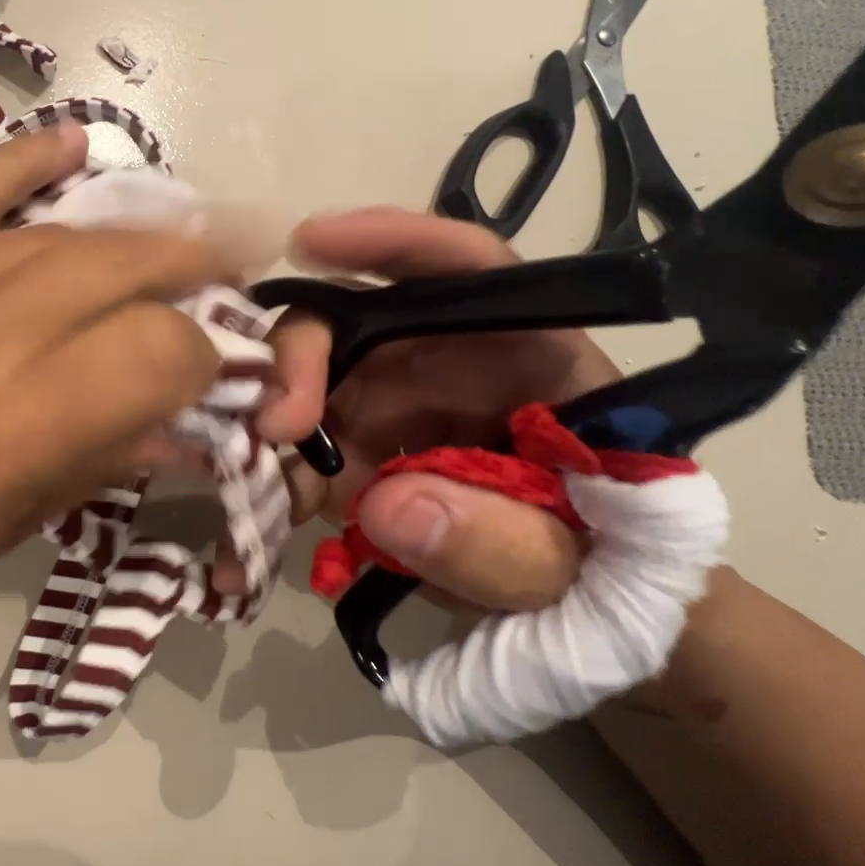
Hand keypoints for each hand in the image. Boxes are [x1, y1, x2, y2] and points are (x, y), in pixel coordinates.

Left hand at [0, 124, 259, 625]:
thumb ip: (89, 464)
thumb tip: (171, 421)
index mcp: (18, 426)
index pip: (159, 354)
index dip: (205, 358)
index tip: (207, 369)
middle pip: (122, 272)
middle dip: (192, 268)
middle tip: (229, 266)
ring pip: (60, 235)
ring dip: (133, 229)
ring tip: (179, 231)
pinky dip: (25, 162)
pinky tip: (74, 145)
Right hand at [252, 208, 618, 610]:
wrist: (583, 623)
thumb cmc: (613, 577)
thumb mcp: (583, 572)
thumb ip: (506, 544)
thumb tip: (385, 504)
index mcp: (526, 356)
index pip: (466, 271)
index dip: (391, 242)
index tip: (310, 242)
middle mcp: (444, 366)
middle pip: (355, 324)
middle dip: (301, 357)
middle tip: (272, 423)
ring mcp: (390, 412)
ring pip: (307, 385)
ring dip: (269, 424)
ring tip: (251, 484)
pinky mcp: (354, 459)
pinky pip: (296, 456)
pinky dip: (271, 490)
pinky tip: (253, 541)